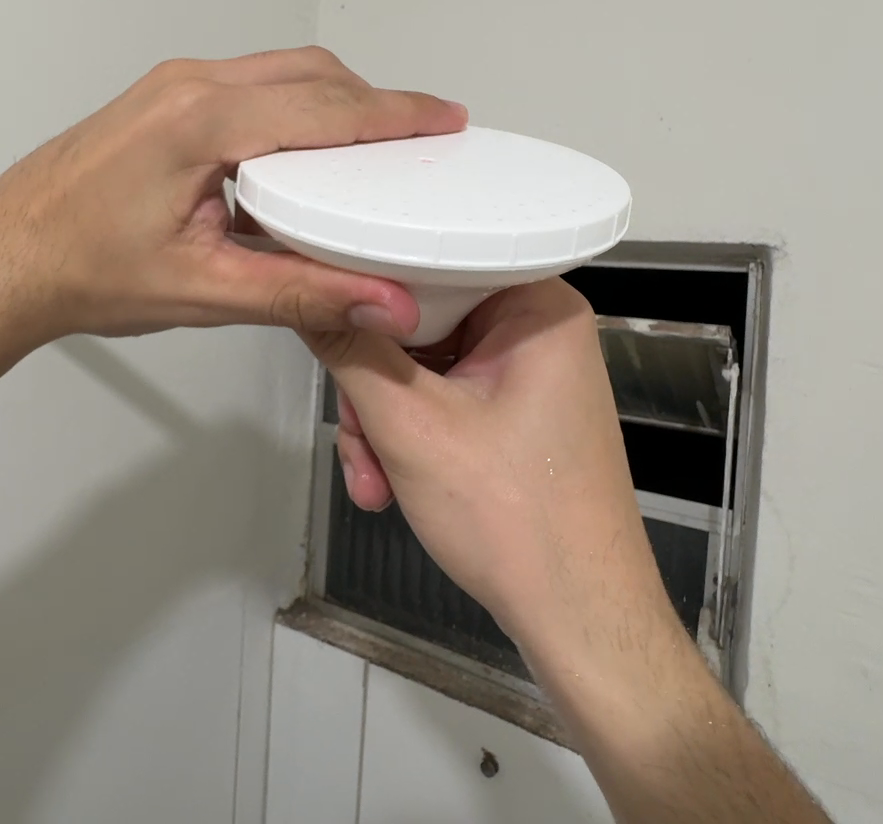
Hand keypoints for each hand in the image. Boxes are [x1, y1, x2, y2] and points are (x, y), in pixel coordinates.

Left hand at [0, 46, 465, 341]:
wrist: (5, 258)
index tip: (444, 118)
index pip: (326, 109)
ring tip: (373, 145)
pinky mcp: (160, 102)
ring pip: (279, 74)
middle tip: (420, 133)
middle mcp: (187, 88)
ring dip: (332, 101)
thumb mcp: (204, 292)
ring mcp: (170, 88)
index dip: (396, 115)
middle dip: (373, 102)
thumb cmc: (80, 270)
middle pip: (309, 75)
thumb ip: (302, 294)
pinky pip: (247, 87)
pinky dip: (292, 108)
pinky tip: (303, 151)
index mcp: (201, 123)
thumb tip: (379, 303)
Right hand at [303, 278, 675, 657]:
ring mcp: (526, 376)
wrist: (577, 618)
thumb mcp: (409, 425)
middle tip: (357, 436)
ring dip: (382, 425)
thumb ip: (349, 350)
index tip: (324, 312)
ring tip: (373, 479)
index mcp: (535, 306)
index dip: (369, 290)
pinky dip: (408, 441)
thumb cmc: (515, 519)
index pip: (432, 263)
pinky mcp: (514, 415)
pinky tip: (390, 485)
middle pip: (418, 328)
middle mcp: (536, 331)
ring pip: (422, 372)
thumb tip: (305, 299)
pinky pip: (441, 403)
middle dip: (372, 389)